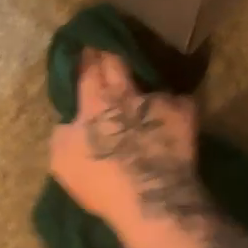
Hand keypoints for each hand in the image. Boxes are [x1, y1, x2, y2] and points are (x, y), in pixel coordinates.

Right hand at [50, 49, 203, 223]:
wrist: (151, 201)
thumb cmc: (102, 183)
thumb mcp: (62, 161)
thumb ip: (63, 132)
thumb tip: (71, 120)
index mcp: (94, 103)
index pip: (88, 68)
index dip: (87, 56)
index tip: (86, 46)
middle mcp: (126, 93)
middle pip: (117, 60)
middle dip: (111, 51)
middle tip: (109, 48)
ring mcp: (158, 100)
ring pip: (150, 79)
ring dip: (145, 82)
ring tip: (145, 88)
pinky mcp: (185, 114)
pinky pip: (178, 102)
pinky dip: (173, 107)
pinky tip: (173, 117)